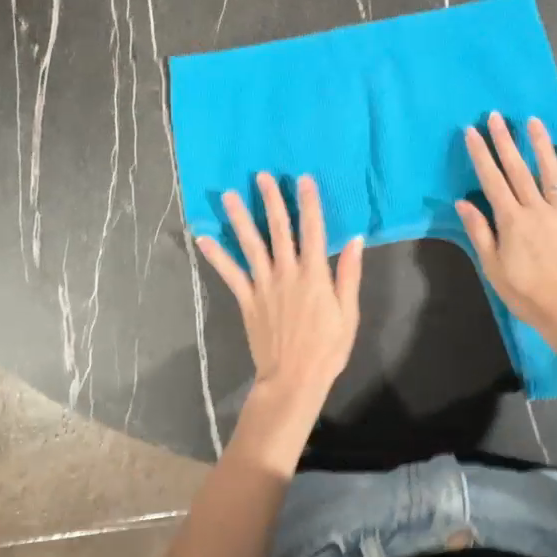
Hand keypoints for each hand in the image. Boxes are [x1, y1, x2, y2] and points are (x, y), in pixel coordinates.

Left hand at [196, 173, 363, 412]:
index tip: (303, 179)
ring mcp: (263, 285)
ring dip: (239, 218)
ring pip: (250, 245)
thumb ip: (349, 275)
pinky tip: (202, 238)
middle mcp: (286, 273)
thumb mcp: (349, 313)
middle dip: (270, 200)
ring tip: (229, 195)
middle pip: (278, 230)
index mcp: (314, 275)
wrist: (293, 380)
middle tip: (261, 176)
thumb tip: (354, 239)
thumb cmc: (327, 349)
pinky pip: (229, 273)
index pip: (312, 230)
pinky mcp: (247, 300)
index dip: (308, 203)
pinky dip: (216, 256)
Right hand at [454, 113, 556, 364]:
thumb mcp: (493, 268)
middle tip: (496, 116)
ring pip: (552, 174)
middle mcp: (537, 210)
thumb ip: (480, 232)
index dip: (482, 155)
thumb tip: (464, 201)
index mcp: (512, 221)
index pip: (492, 180)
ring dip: (542, 146)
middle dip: (505, 141)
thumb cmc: (527, 295)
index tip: (472, 132)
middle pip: (518, 170)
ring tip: (533, 122)